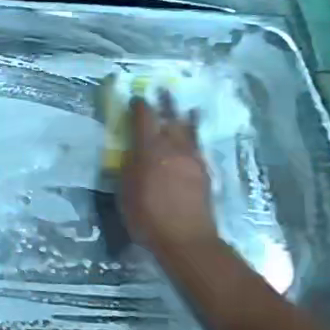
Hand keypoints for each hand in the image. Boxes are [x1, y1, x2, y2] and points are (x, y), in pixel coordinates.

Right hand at [118, 91, 217, 255]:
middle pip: (171, 118)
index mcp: (149, 149)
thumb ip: (128, 165)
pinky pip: (198, 147)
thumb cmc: (147, 216)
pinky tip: (194, 139)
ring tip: (189, 108)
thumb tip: (129, 151)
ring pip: (190, 131)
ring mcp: (193, 160)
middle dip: (166, 104)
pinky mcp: (205, 173)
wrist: (186, 240)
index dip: (139, 105)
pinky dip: (195, 138)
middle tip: (163, 90)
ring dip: (186, 117)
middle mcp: (173, 148)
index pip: (144, 118)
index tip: (136, 96)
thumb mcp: (124, 190)